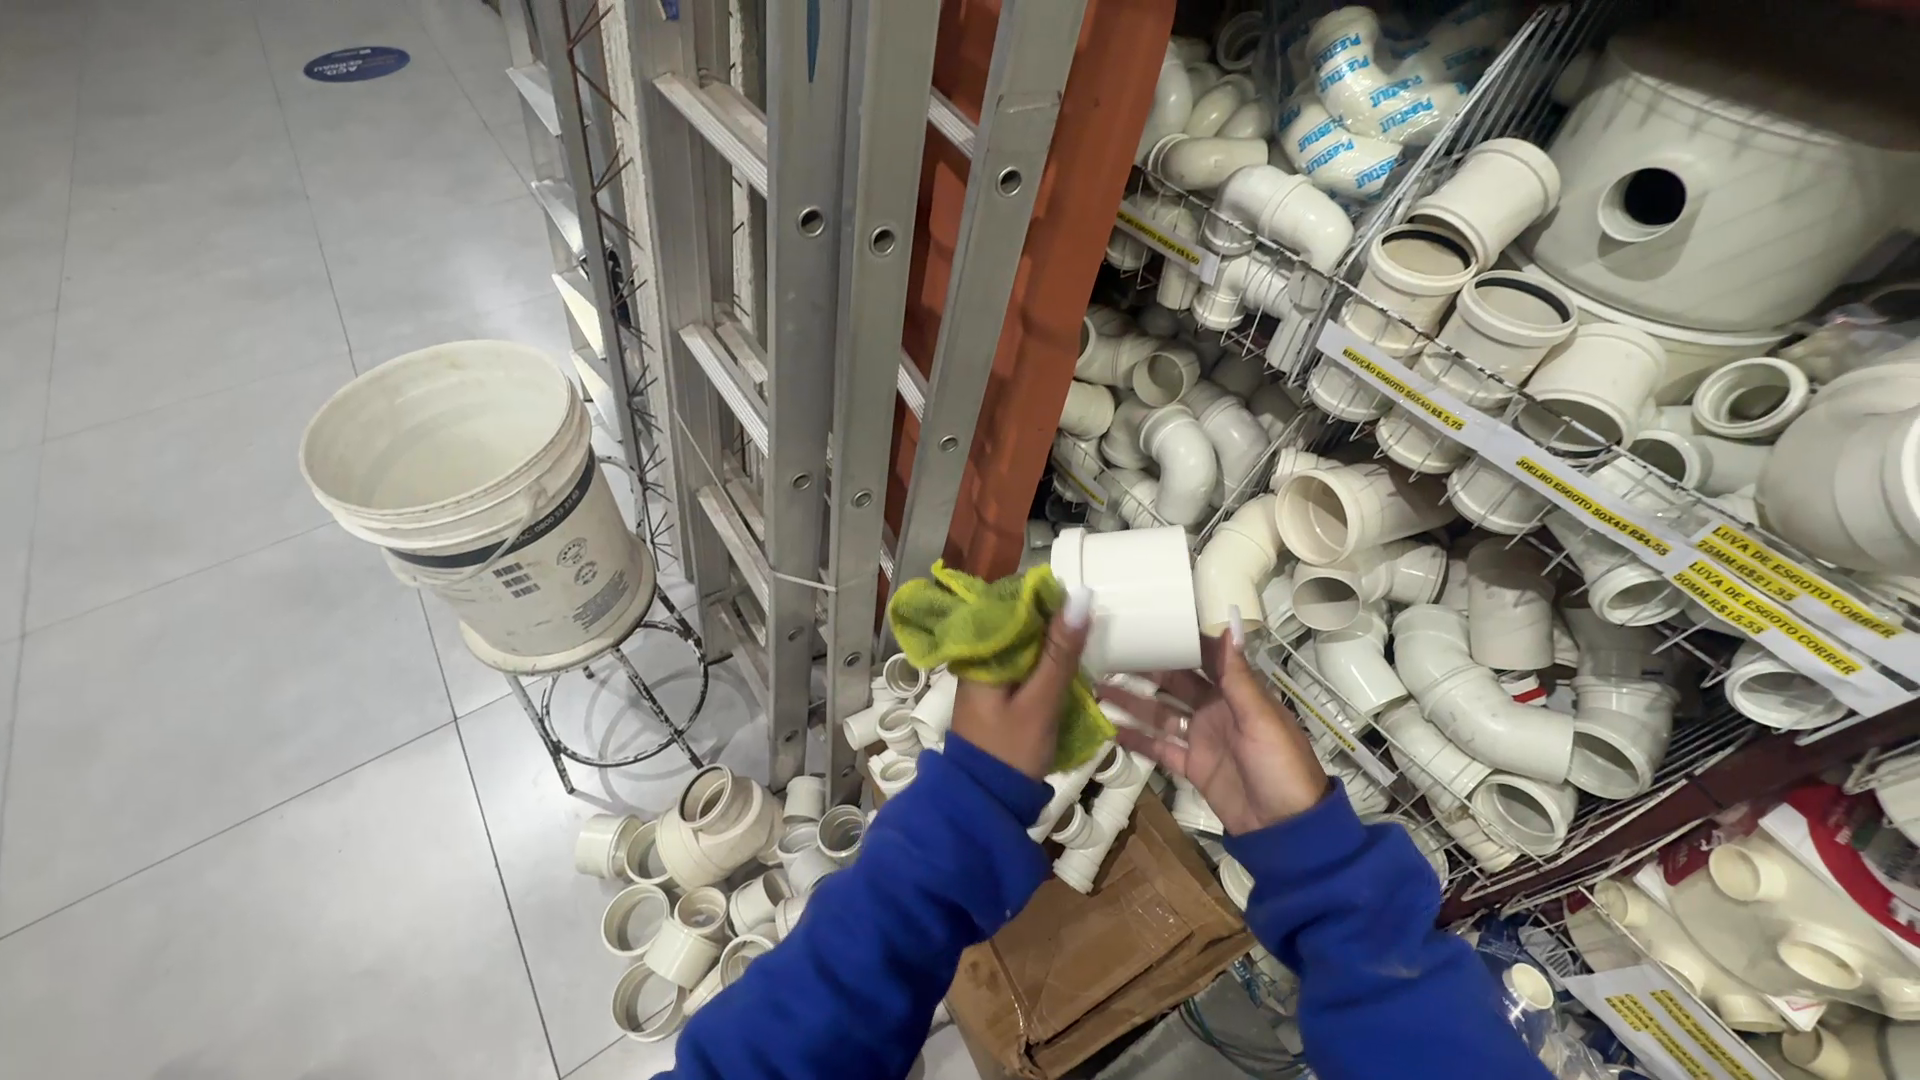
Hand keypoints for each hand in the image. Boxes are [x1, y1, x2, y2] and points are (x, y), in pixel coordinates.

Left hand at [948, 588, 1091, 779]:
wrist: (986, 802)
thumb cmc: (1010, 750)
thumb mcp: (1041, 701)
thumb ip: (1060, 653)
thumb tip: (1079, 598)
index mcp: (979, 653)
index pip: (1009, 607)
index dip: (1044, 601)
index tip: (1078, 603)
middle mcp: (977, 659)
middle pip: (1017, 626)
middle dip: (1051, 624)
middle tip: (1087, 625)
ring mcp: (986, 677)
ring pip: (1023, 646)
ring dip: (1051, 647)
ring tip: (1083, 643)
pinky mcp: (997, 695)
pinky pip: (1023, 667)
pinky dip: (1045, 666)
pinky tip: (1068, 669)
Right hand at [1097, 622, 1328, 834]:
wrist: (1286, 828)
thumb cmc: (1280, 766)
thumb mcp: (1260, 719)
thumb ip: (1238, 678)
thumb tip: (1228, 628)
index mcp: (1237, 694)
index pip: (1205, 658)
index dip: (1179, 642)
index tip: (1148, 623)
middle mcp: (1216, 710)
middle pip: (1175, 683)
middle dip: (1146, 670)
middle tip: (1110, 655)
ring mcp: (1202, 739)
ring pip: (1161, 714)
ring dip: (1133, 702)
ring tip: (1099, 687)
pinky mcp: (1191, 766)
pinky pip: (1159, 748)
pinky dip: (1137, 739)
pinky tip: (1110, 728)